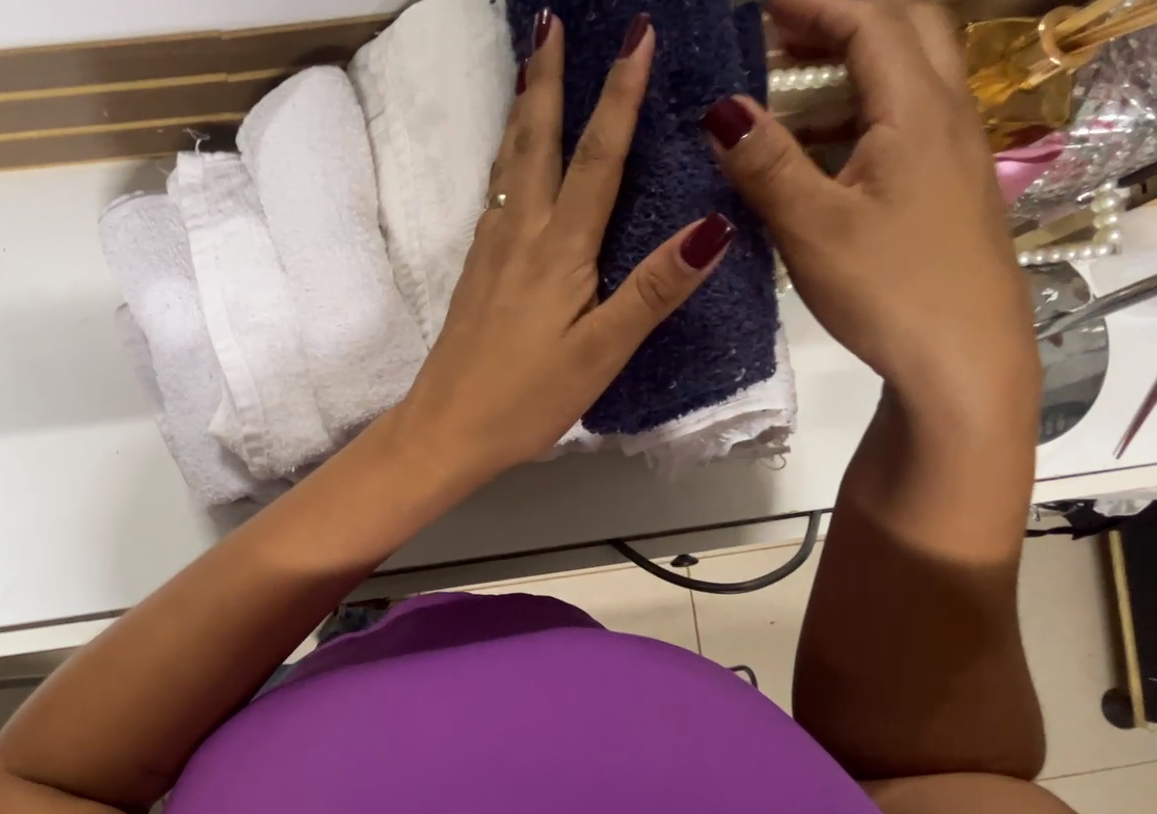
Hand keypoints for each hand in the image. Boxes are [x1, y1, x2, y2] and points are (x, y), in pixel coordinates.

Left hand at [383, 12, 735, 485]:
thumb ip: (652, 291)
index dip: (620, 96)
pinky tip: (509, 163)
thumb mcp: (599, 355)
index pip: (596, 157)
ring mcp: (488, 253)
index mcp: (557, 250)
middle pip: (535, 142)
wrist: (442, 430)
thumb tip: (713, 226)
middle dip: (547, 78)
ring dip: (522, 111)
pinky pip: (493, 196)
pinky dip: (506, 160)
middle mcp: (518, 236)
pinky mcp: (474, 274)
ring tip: (529, 70)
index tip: (638, 35)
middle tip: (550, 23)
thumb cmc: (523, 401)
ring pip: (507, 165)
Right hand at [702, 0, 1037, 406]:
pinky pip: (900, 120)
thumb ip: (767, 164)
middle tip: (770, 32)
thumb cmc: (890, 290)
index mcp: (918, 111)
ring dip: (843, 65)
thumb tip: (719, 107)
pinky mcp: (944, 187)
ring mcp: (951, 151)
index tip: (753, 6)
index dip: (813, 1)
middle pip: (901, 31)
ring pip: (903, 77)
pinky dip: (852, 112)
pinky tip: (811, 148)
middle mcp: (946, 114)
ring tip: (777, 84)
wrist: (963, 359)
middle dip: (835, 18)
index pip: (871, 19)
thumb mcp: (814, 228)